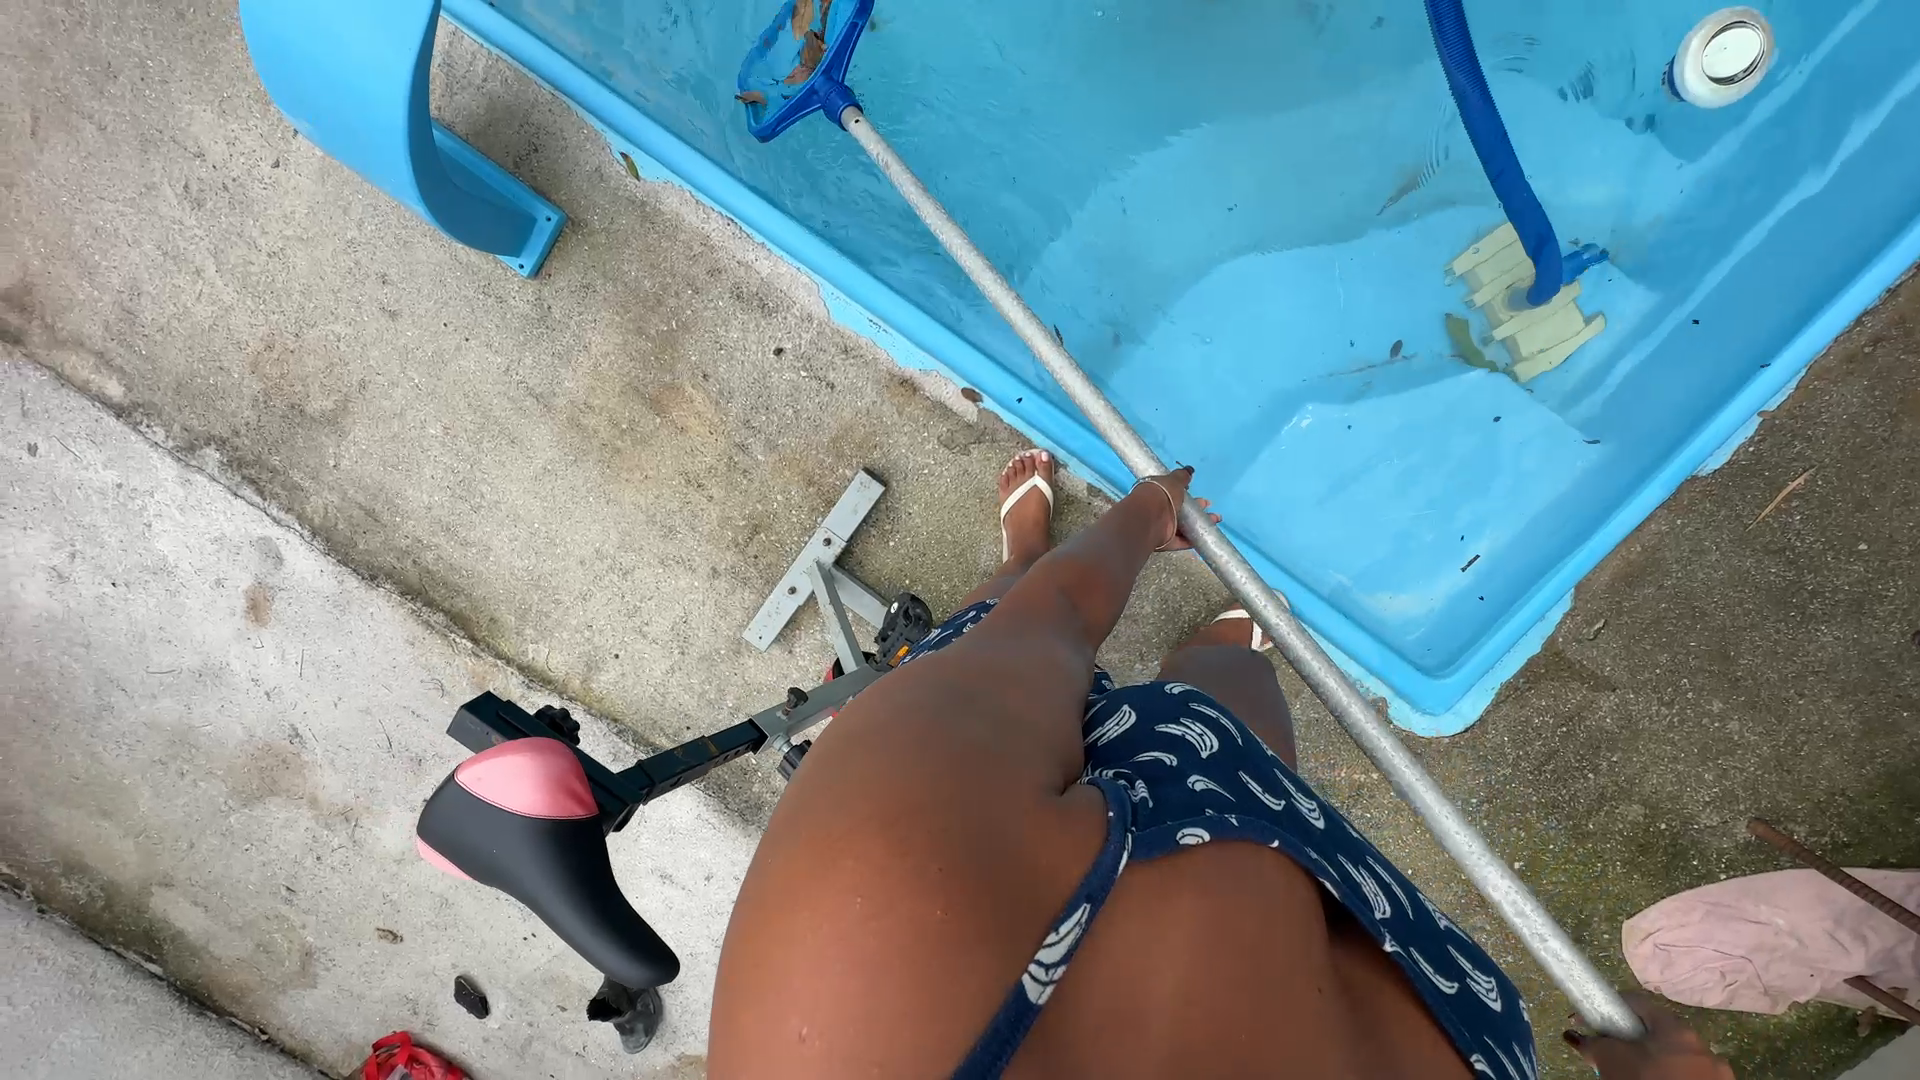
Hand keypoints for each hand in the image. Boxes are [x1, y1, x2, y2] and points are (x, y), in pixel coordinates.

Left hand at [1131, 466, 1220, 551]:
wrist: (1151, 517)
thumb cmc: (1162, 494)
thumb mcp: (1173, 481)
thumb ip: (1182, 477)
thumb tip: (1189, 470)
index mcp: (1157, 493)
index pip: (1172, 494)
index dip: (1186, 494)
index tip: (1197, 493)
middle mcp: (1158, 510)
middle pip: (1180, 511)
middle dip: (1197, 509)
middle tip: (1209, 506)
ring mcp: (1161, 527)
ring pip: (1183, 526)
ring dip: (1199, 524)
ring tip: (1215, 520)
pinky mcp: (1165, 541)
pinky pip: (1181, 541)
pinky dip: (1192, 539)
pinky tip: (1205, 535)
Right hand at [1564, 994, 1734, 1079]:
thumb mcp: (1608, 1058)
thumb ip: (1590, 1041)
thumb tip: (1575, 1036)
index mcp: (1676, 1029)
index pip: (1637, 1002)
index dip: (1610, 1007)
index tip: (1593, 1021)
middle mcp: (1704, 1047)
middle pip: (1658, 1032)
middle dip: (1634, 1038)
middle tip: (1614, 1050)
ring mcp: (1719, 1074)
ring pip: (1677, 1056)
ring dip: (1655, 1060)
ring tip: (1635, 1072)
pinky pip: (1691, 1076)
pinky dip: (1673, 1076)